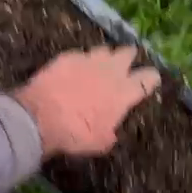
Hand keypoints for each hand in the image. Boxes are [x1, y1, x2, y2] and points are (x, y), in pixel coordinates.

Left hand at [12, 46, 160, 157]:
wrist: (40, 117)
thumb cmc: (75, 134)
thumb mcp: (100, 143)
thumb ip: (110, 132)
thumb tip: (109, 131)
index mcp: (124, 92)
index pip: (148, 78)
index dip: (150, 78)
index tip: (151, 79)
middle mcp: (110, 71)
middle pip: (127, 54)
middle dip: (129, 56)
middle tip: (127, 61)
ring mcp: (88, 60)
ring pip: (104, 50)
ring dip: (105, 56)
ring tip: (101, 63)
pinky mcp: (66, 57)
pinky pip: (79, 55)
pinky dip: (80, 61)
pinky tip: (74, 69)